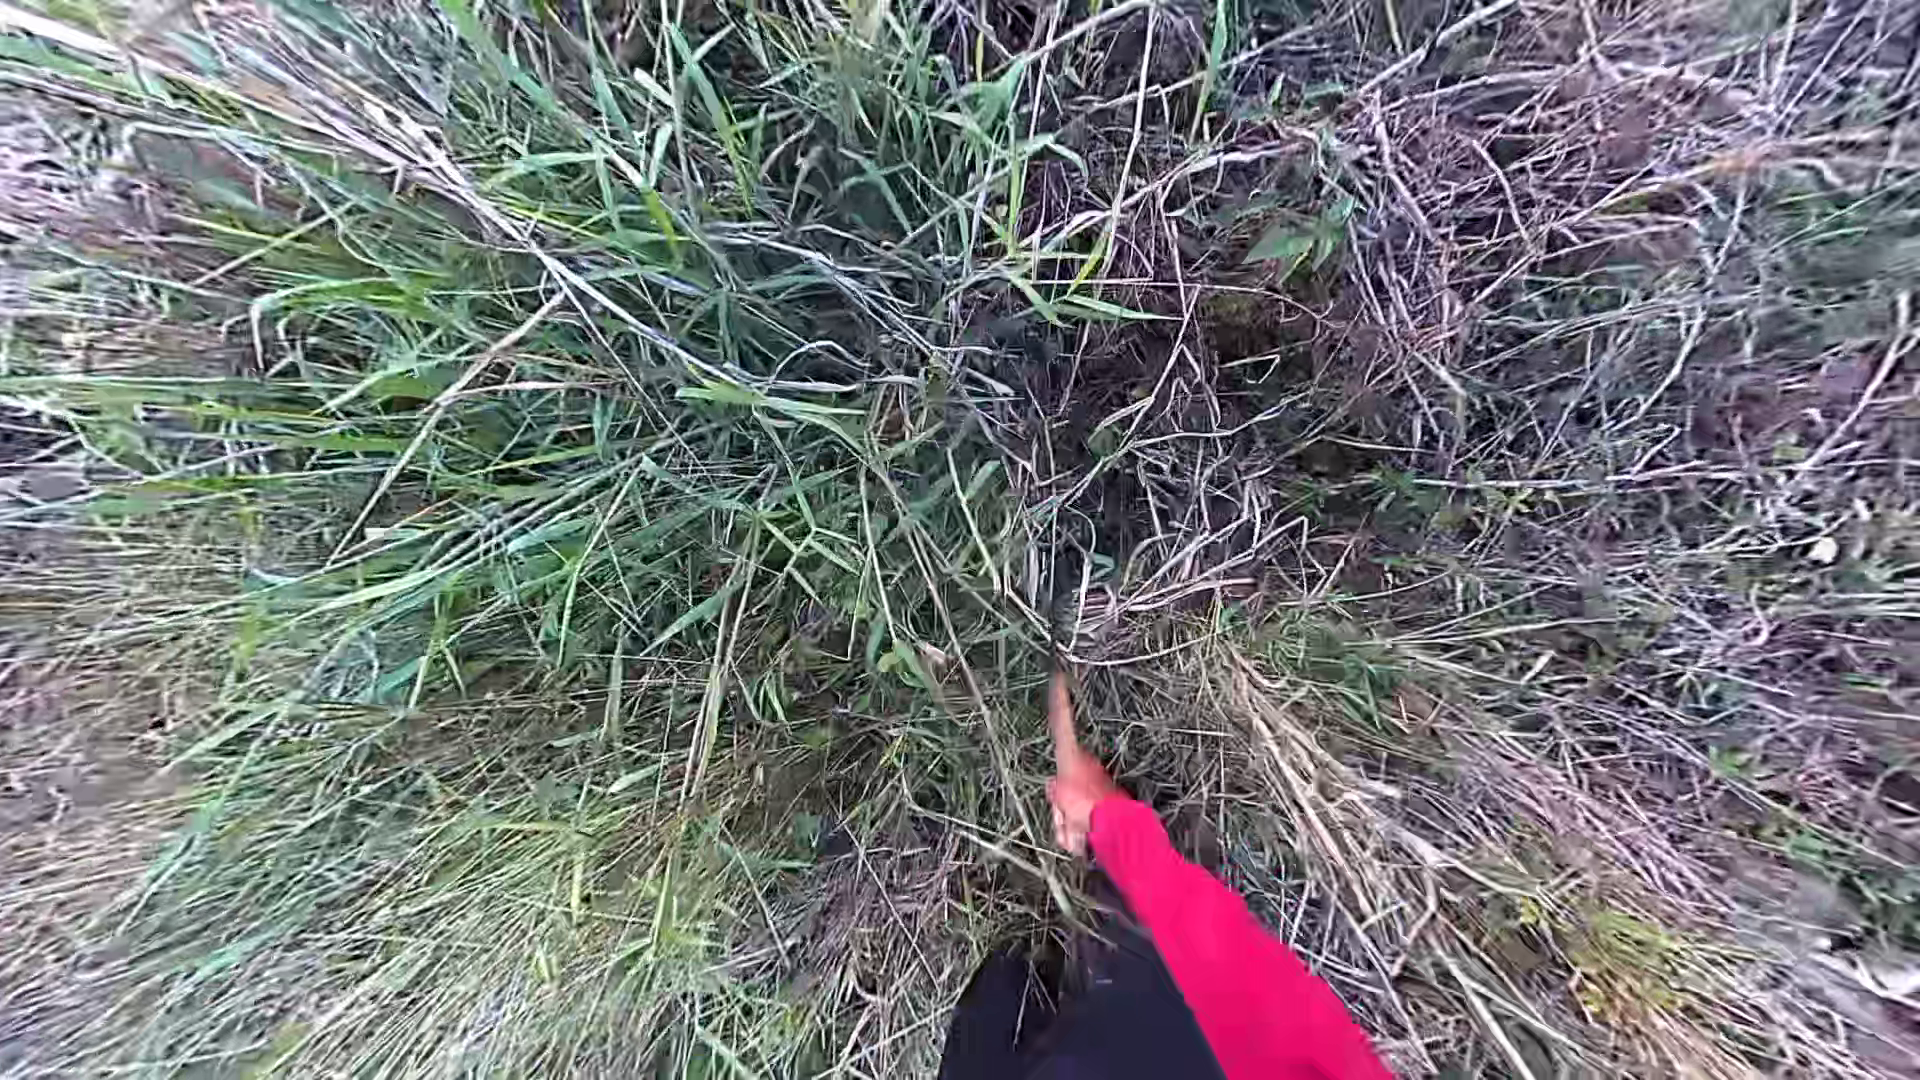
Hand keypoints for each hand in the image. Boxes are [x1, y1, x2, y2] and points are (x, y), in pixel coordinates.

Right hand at [1045, 668, 1119, 855]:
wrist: (1121, 834)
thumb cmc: (1091, 813)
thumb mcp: (1063, 800)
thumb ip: (1056, 792)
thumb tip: (1056, 788)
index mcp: (1073, 759)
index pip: (1062, 723)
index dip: (1059, 702)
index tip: (1059, 678)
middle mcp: (1084, 766)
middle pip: (1059, 781)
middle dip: (1060, 807)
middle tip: (1067, 820)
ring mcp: (1093, 783)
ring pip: (1066, 804)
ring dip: (1069, 825)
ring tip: (1079, 832)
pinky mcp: (1101, 803)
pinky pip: (1078, 820)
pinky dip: (1079, 833)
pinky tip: (1086, 839)